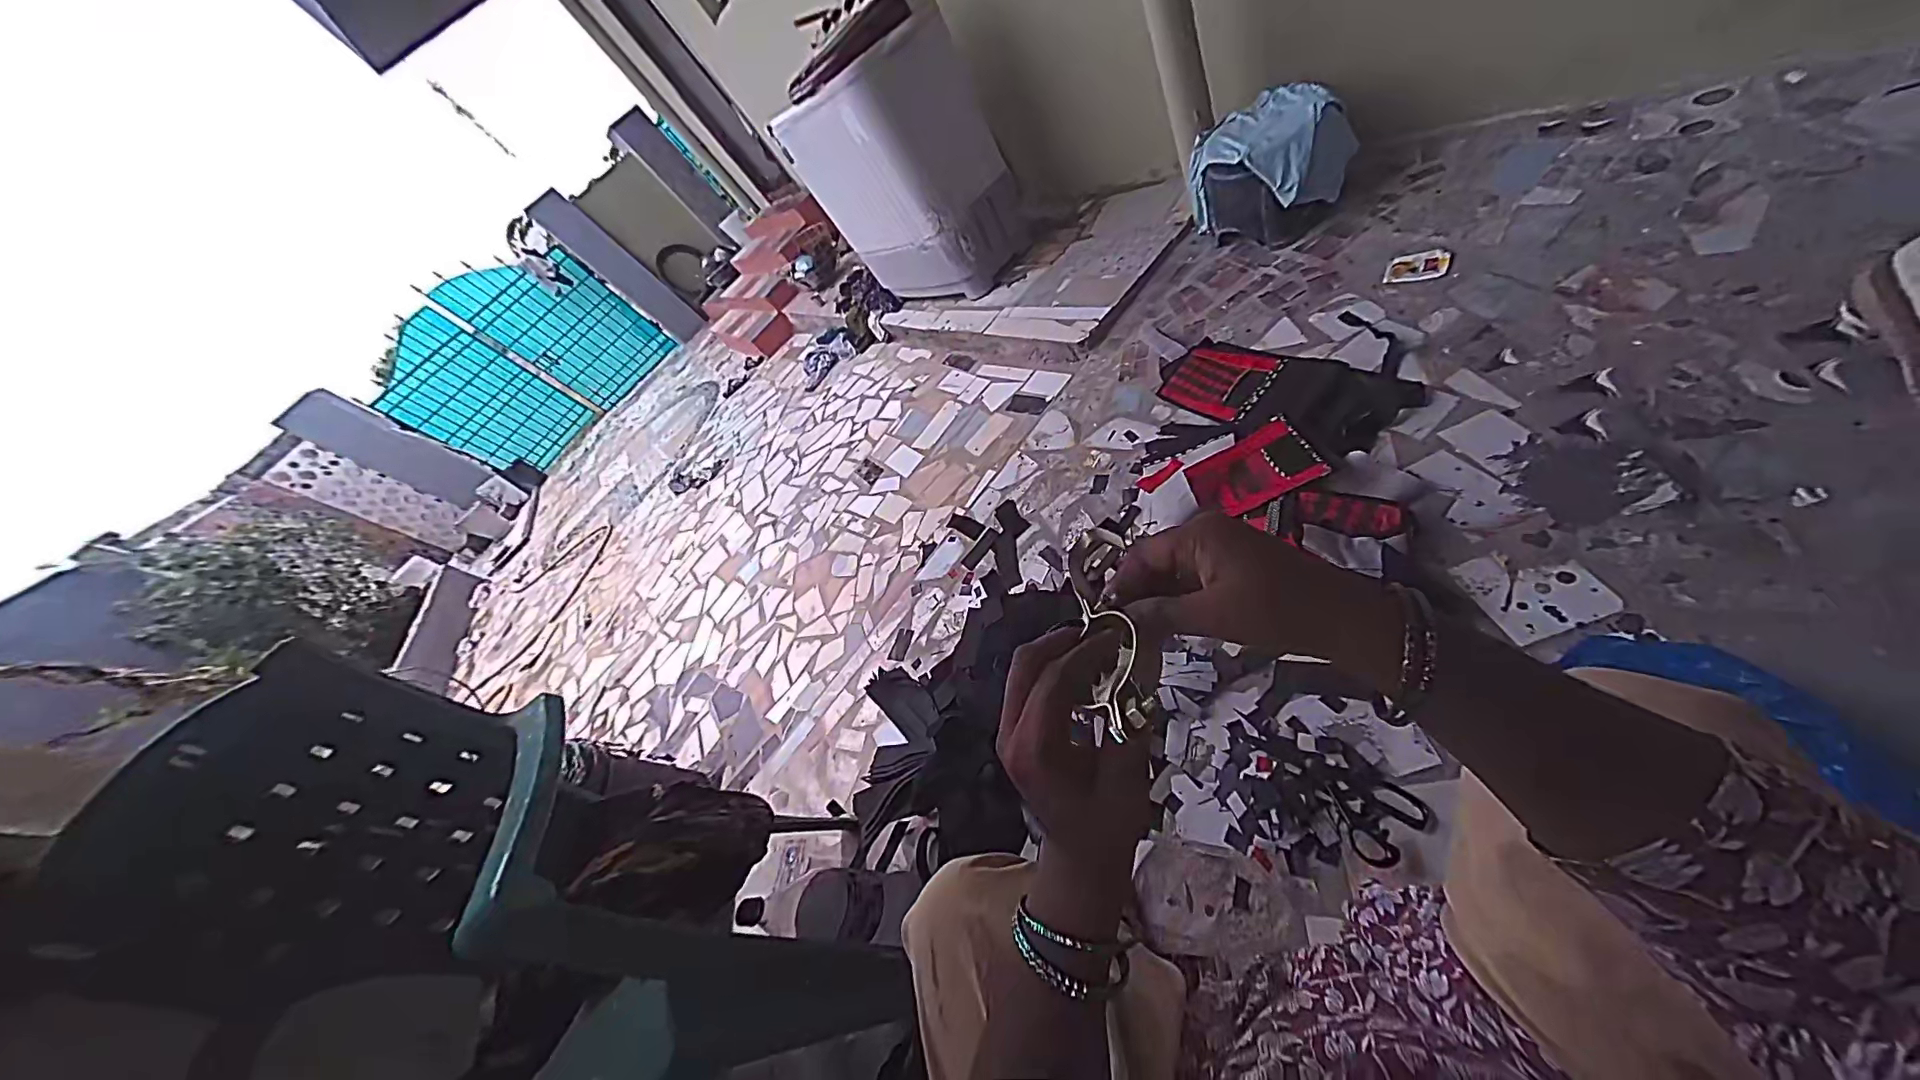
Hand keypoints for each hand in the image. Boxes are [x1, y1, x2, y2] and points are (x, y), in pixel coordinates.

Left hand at [996, 626, 1153, 884]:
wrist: (1079, 860)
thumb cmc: (1106, 829)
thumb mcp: (1127, 779)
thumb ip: (1132, 719)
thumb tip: (1143, 661)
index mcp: (1032, 750)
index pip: (1052, 681)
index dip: (1086, 653)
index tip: (1118, 637)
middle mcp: (1009, 735)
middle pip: (1025, 664)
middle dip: (1064, 641)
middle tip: (1105, 635)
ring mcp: (1007, 732)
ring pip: (1023, 670)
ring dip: (1058, 652)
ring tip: (1100, 649)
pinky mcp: (1014, 730)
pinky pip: (1028, 684)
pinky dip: (1055, 668)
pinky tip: (1087, 672)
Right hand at [1104, 512, 1402, 688]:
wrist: (1343, 620)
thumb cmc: (1275, 612)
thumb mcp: (1212, 616)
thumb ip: (1160, 614)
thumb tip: (1119, 617)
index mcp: (1198, 534)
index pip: (1141, 554)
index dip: (1120, 584)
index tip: (1104, 615)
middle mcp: (1206, 532)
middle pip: (1155, 561)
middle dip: (1137, 593)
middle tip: (1118, 627)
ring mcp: (1222, 548)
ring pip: (1173, 573)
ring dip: (1157, 599)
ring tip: (1137, 630)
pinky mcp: (1234, 565)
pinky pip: (1194, 579)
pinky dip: (1179, 600)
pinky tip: (1166, 624)